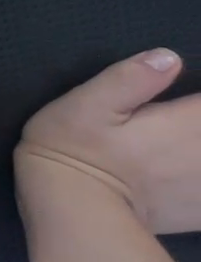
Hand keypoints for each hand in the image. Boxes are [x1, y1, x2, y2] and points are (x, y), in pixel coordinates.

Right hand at [17, 49, 200, 234]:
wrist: (77, 204)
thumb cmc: (74, 144)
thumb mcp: (87, 103)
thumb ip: (130, 80)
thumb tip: (169, 57)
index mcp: (187, 123)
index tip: (188, 101)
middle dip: (198, 121)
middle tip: (180, 122)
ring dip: (196, 152)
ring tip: (177, 148)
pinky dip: (197, 180)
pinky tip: (182, 175)